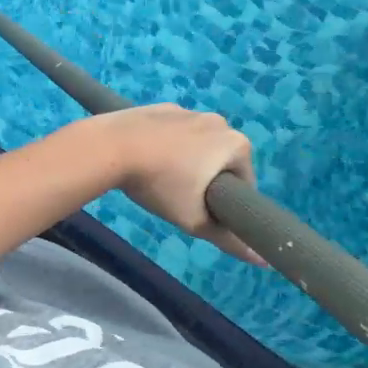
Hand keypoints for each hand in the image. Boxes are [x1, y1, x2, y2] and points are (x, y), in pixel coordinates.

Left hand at [99, 103, 264, 265]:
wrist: (106, 148)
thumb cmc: (158, 183)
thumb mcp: (195, 220)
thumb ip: (229, 240)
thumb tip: (261, 261)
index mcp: (235, 143)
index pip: (244, 181)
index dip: (227, 201)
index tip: (202, 209)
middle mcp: (215, 120)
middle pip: (219, 160)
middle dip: (205, 178)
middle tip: (178, 195)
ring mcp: (183, 109)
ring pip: (194, 144)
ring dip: (184, 160)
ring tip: (158, 177)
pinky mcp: (156, 106)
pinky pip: (169, 132)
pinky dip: (163, 144)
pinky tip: (144, 158)